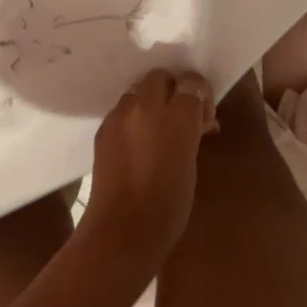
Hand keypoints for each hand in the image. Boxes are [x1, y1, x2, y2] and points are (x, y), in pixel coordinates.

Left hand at [82, 69, 218, 269]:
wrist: (123, 229)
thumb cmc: (169, 205)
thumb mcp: (192, 165)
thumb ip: (193, 134)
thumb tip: (198, 122)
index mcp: (178, 116)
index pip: (192, 83)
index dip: (199, 93)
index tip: (203, 114)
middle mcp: (147, 107)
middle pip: (160, 77)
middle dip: (172, 89)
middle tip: (179, 116)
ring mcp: (120, 116)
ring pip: (137, 91)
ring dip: (149, 102)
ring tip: (156, 130)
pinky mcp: (102, 129)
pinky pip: (121, 111)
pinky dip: (132, 118)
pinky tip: (136, 143)